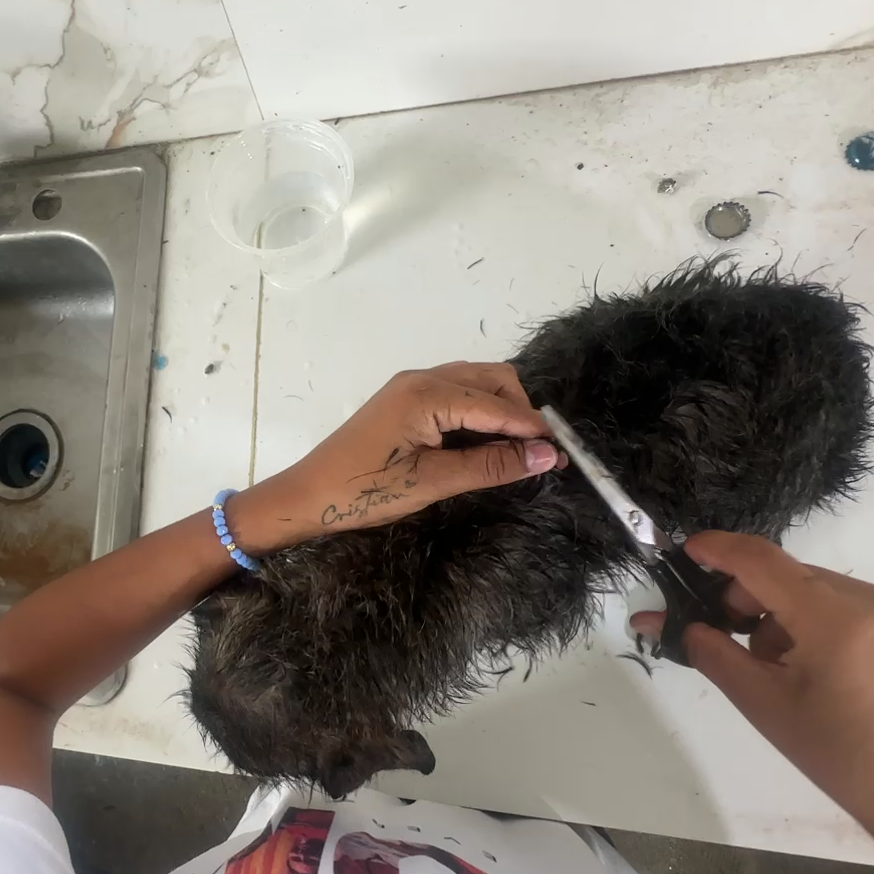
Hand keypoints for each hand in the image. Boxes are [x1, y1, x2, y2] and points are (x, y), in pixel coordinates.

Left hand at [225, 362, 558, 553]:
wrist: (308, 494)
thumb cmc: (364, 491)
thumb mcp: (433, 483)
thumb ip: (491, 466)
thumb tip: (547, 456)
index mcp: (426, 394)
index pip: (497, 404)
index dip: (533, 429)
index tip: (565, 454)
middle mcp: (420, 379)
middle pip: (491, 380)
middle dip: (520, 412)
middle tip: (539, 454)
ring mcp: (409, 386)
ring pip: (474, 384)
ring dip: (500, 411)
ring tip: (516, 452)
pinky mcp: (403, 400)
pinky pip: (454, 395)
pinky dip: (477, 413)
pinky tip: (484, 443)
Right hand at [631, 531, 873, 859]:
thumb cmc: (848, 764)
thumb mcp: (763, 706)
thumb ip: (710, 651)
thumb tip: (668, 621)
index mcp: (840, 622)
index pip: (762, 560)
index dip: (718, 548)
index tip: (687, 551)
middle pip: (791, 576)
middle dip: (752, 598)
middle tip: (735, 641)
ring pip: (824, 591)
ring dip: (790, 614)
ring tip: (792, 669)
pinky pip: (860, 605)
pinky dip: (828, 623)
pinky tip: (834, 670)